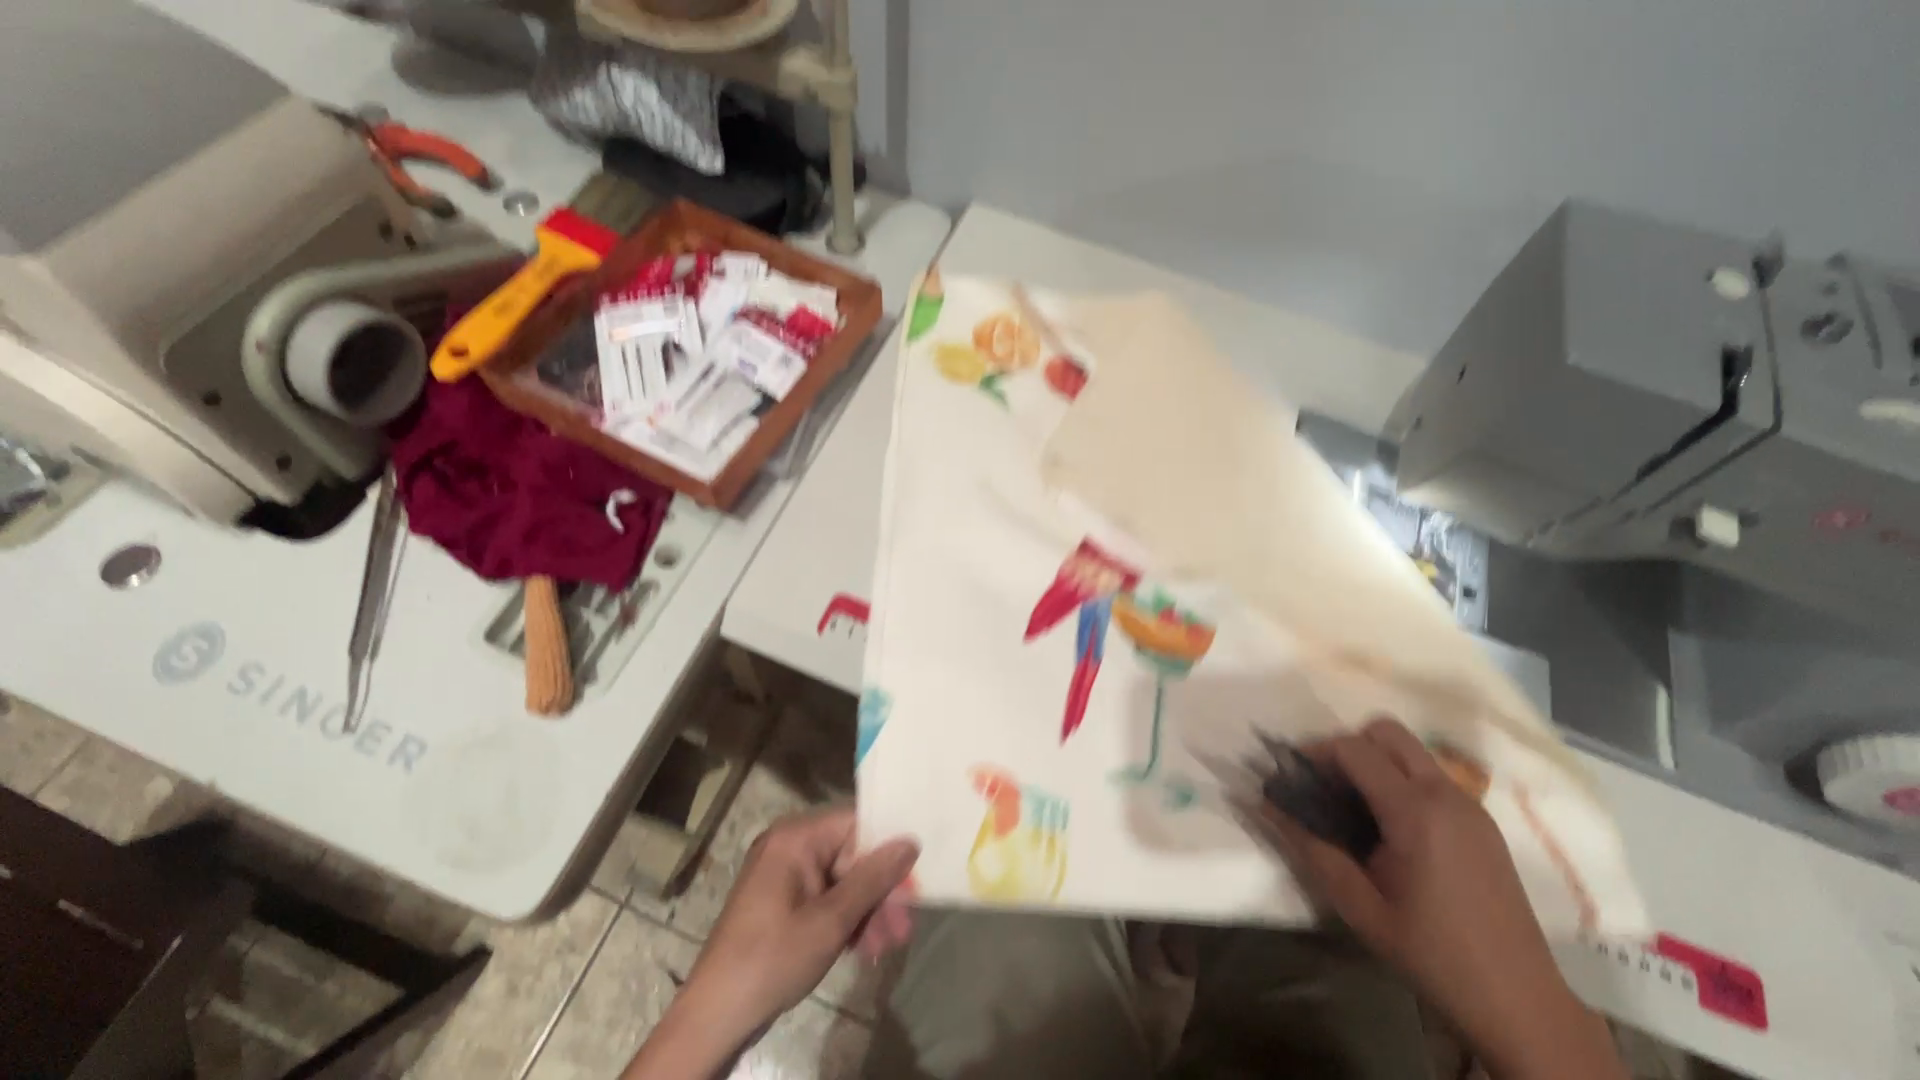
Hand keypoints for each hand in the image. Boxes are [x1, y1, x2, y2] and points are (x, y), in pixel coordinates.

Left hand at [624, 807, 917, 1078]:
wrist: (717, 1012)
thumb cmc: (774, 958)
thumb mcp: (831, 920)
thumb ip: (873, 879)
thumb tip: (910, 842)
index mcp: (795, 839)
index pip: (856, 824)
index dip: (888, 849)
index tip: (916, 877)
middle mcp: (788, 847)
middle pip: (850, 855)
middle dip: (879, 891)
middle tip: (904, 927)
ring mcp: (782, 875)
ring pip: (840, 881)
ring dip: (866, 910)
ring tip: (887, 945)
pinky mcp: (781, 902)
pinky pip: (824, 897)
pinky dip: (845, 919)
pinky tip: (864, 947)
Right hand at [1271, 719, 1625, 1079]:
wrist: (1516, 997)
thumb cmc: (1430, 952)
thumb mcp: (1358, 905)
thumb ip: (1310, 848)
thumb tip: (1265, 804)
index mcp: (1416, 812)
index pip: (1355, 748)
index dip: (1315, 752)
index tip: (1290, 777)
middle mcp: (1447, 794)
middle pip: (1388, 732)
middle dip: (1347, 746)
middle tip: (1323, 786)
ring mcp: (1471, 805)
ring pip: (1412, 751)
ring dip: (1376, 762)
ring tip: (1351, 809)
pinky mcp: (1482, 821)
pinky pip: (1432, 777)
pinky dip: (1401, 781)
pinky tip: (1388, 829)